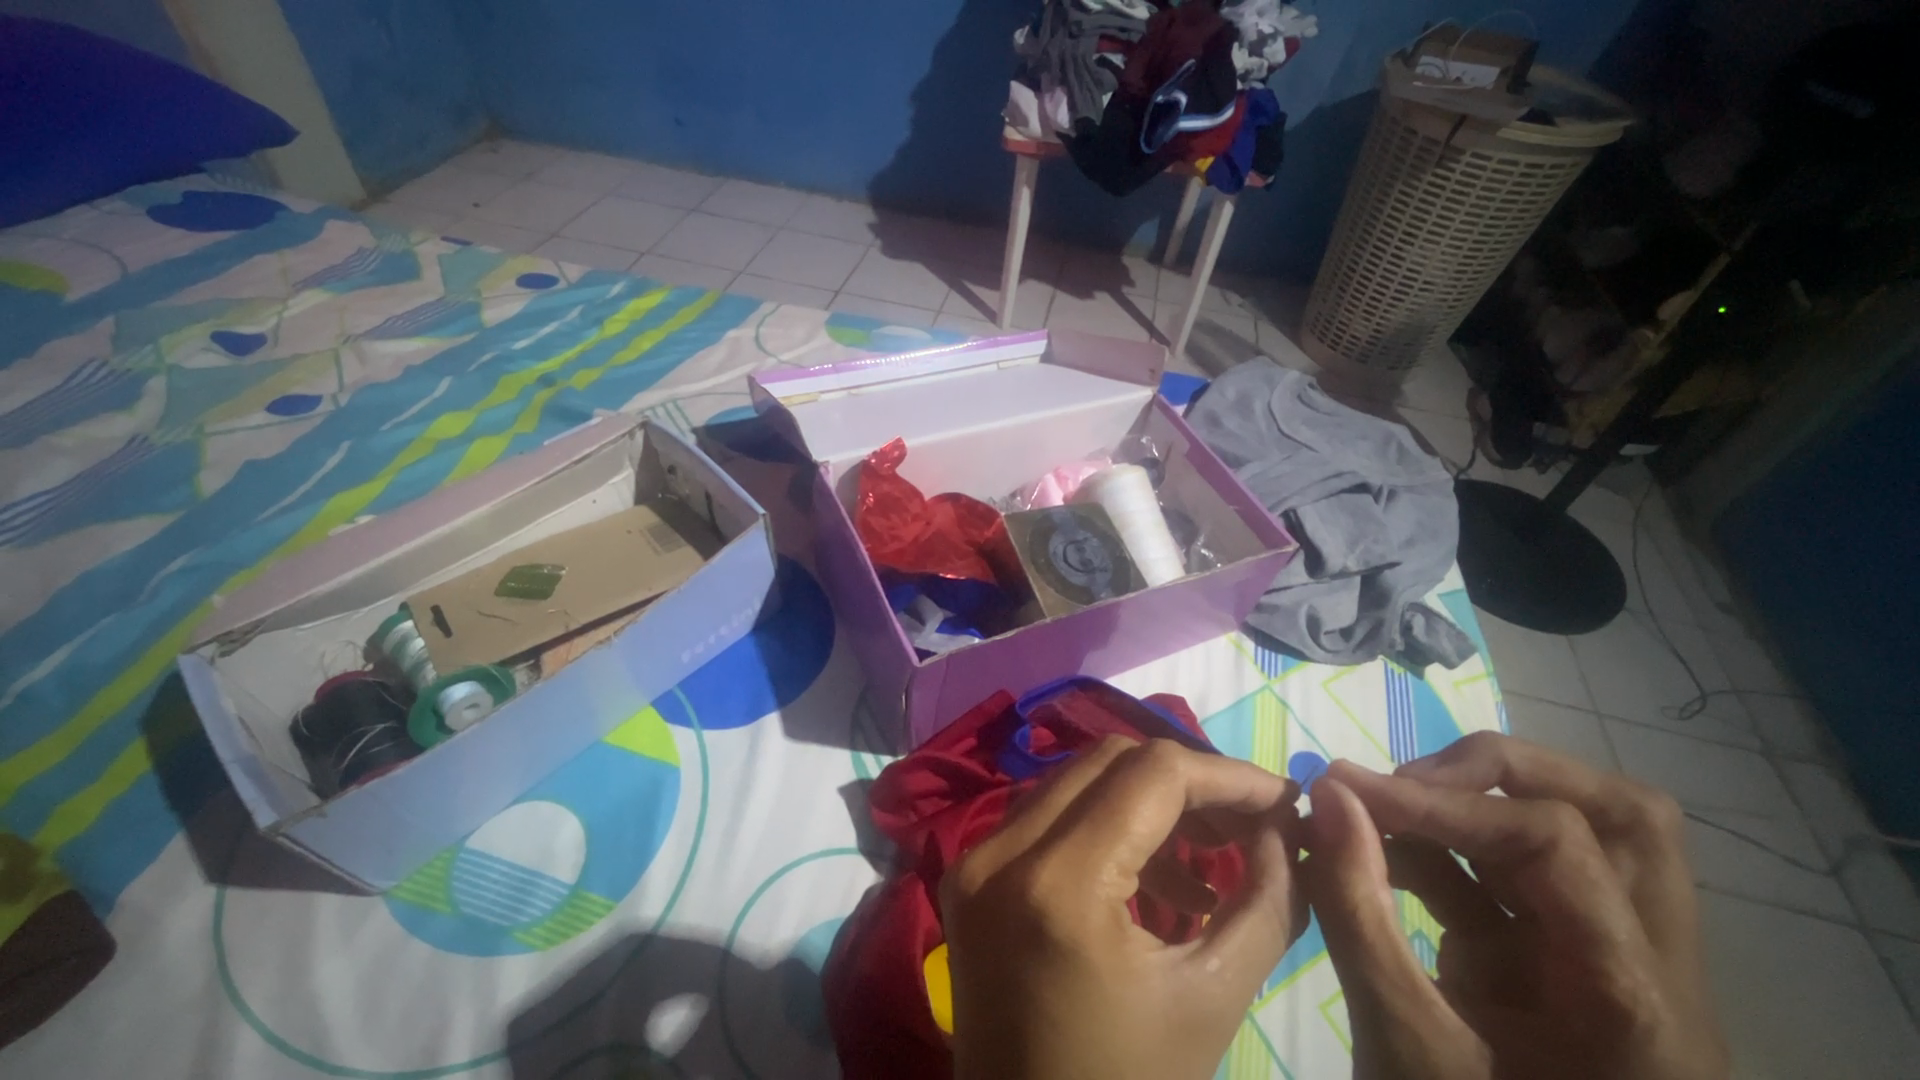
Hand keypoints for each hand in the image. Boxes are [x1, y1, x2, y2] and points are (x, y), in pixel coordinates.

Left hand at [941, 736, 1305, 1079]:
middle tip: (1251, 823)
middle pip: (1111, 762)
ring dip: (1151, 803)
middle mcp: (1000, 852)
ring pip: (1078, 782)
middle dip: (1191, 782)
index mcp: (1058, 884)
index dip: (1229, 776)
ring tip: (1216, 859)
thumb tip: (1291, 826)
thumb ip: (1267, 900)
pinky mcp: (971, 877)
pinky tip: (1163, 882)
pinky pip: (1050, 818)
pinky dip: (1110, 828)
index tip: (1285, 801)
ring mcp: (975, 861)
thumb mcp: (1213, 996)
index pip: (1154, 773)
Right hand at [1304, 732, 1728, 1079]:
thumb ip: (1358, 912)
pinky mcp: (1560, 965)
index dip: (1443, 801)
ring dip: (1484, 802)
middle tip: (1402, 780)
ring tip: (1394, 802)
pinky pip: (1516, 877)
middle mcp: (1648, 963)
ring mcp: (1606, 960)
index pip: (1558, 843)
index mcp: (1634, 998)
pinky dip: (1446, 848)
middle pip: (1617, 816)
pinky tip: (1376, 849)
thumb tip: (1325, 796)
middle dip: (1498, 775)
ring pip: (1583, 833)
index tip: (1344, 788)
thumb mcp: (1402, 1046)